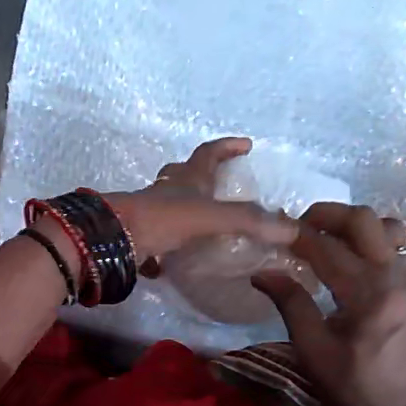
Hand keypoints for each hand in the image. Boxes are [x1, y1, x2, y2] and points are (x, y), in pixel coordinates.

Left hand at [102, 137, 299, 263]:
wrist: (114, 239)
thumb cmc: (162, 218)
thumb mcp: (212, 216)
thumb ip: (249, 221)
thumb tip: (292, 230)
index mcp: (186, 179)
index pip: (209, 153)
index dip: (227, 147)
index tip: (245, 144)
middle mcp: (166, 191)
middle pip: (182, 174)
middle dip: (200, 174)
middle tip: (217, 182)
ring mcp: (150, 213)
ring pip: (167, 204)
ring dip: (184, 209)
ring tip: (201, 224)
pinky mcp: (139, 237)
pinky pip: (156, 238)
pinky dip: (166, 245)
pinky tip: (173, 261)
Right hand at [251, 203, 405, 405]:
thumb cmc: (344, 383)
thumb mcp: (310, 347)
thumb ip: (290, 302)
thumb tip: (262, 271)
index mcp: (368, 296)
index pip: (328, 248)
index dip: (296, 235)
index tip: (272, 231)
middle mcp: (394, 278)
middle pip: (364, 221)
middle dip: (327, 215)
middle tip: (298, 227)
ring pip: (385, 226)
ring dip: (352, 224)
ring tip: (324, 237)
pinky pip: (394, 244)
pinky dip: (368, 238)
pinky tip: (344, 255)